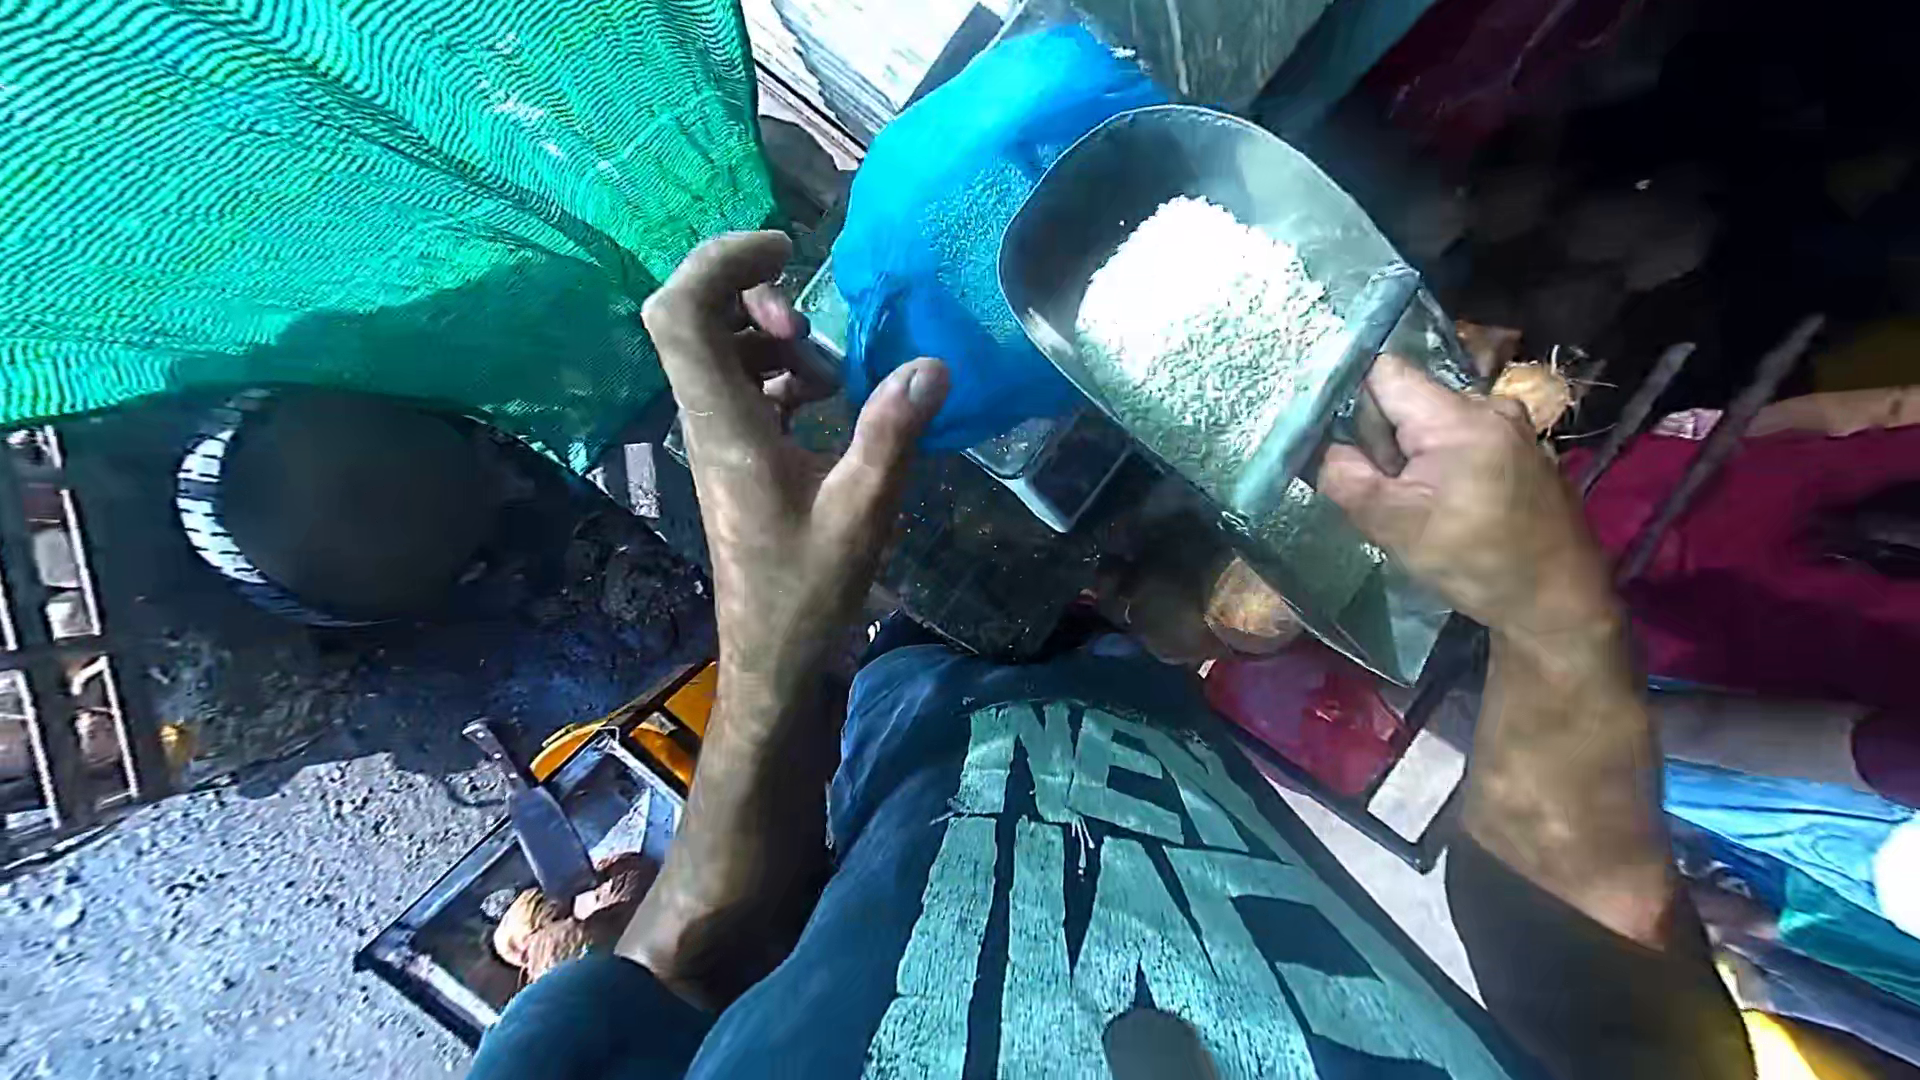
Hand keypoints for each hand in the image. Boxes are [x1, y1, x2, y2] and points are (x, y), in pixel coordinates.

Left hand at [642, 231, 948, 692]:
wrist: (774, 650)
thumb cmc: (809, 589)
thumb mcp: (862, 510)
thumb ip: (891, 434)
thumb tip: (931, 366)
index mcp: (726, 427)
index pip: (681, 314)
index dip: (720, 263)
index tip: (784, 252)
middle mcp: (710, 424)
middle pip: (694, 322)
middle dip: (755, 302)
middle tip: (810, 330)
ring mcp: (721, 442)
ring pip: (724, 357)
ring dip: (777, 346)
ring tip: (833, 378)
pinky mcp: (739, 460)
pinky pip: (747, 392)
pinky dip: (784, 380)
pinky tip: (829, 406)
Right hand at [1315, 354, 1616, 646]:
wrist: (1556, 600)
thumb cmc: (1474, 560)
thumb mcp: (1390, 523)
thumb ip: (1342, 476)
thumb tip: (1314, 446)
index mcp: (1457, 419)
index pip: (1383, 372)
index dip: (1342, 387)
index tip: (1312, 418)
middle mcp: (1486, 407)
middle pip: (1402, 396)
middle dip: (1366, 428)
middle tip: (1351, 470)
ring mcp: (1504, 426)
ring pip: (1421, 419)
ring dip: (1393, 447)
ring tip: (1385, 488)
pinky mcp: (1509, 447)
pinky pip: (1446, 435)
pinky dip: (1419, 456)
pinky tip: (1418, 493)